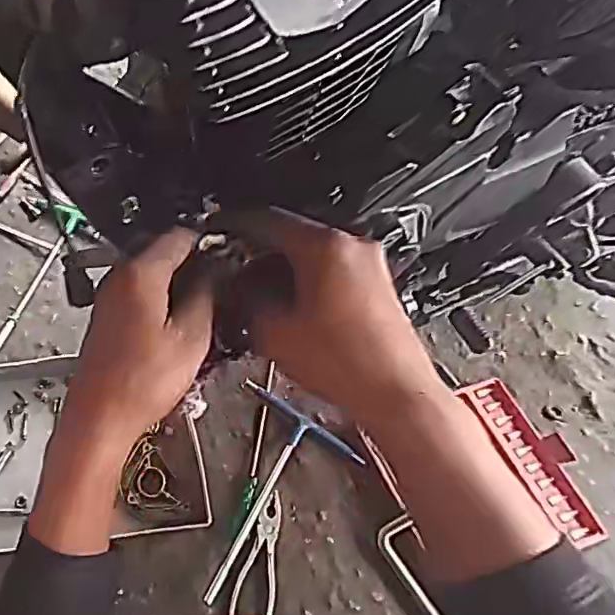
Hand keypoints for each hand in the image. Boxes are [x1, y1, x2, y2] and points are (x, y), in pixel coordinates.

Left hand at [63, 228, 216, 448]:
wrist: (100, 417)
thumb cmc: (137, 385)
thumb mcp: (192, 338)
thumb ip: (206, 295)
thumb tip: (215, 274)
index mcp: (140, 274)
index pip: (179, 235)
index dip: (209, 242)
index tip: (226, 253)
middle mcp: (118, 279)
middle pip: (162, 252)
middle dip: (192, 264)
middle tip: (218, 284)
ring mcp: (108, 299)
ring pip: (150, 275)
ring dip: (176, 285)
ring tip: (200, 310)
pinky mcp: (107, 319)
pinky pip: (139, 297)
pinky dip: (159, 303)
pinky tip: (175, 328)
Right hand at [236, 210, 443, 426]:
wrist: (394, 393)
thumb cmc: (347, 364)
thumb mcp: (275, 332)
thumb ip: (247, 298)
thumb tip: (236, 286)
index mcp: (326, 247)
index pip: (268, 220)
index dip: (236, 225)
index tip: (220, 231)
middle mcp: (352, 248)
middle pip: (292, 236)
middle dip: (258, 256)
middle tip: (234, 276)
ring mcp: (368, 267)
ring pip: (312, 256)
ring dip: (282, 272)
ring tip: (259, 300)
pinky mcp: (376, 288)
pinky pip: (331, 273)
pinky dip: (306, 284)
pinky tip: (290, 312)